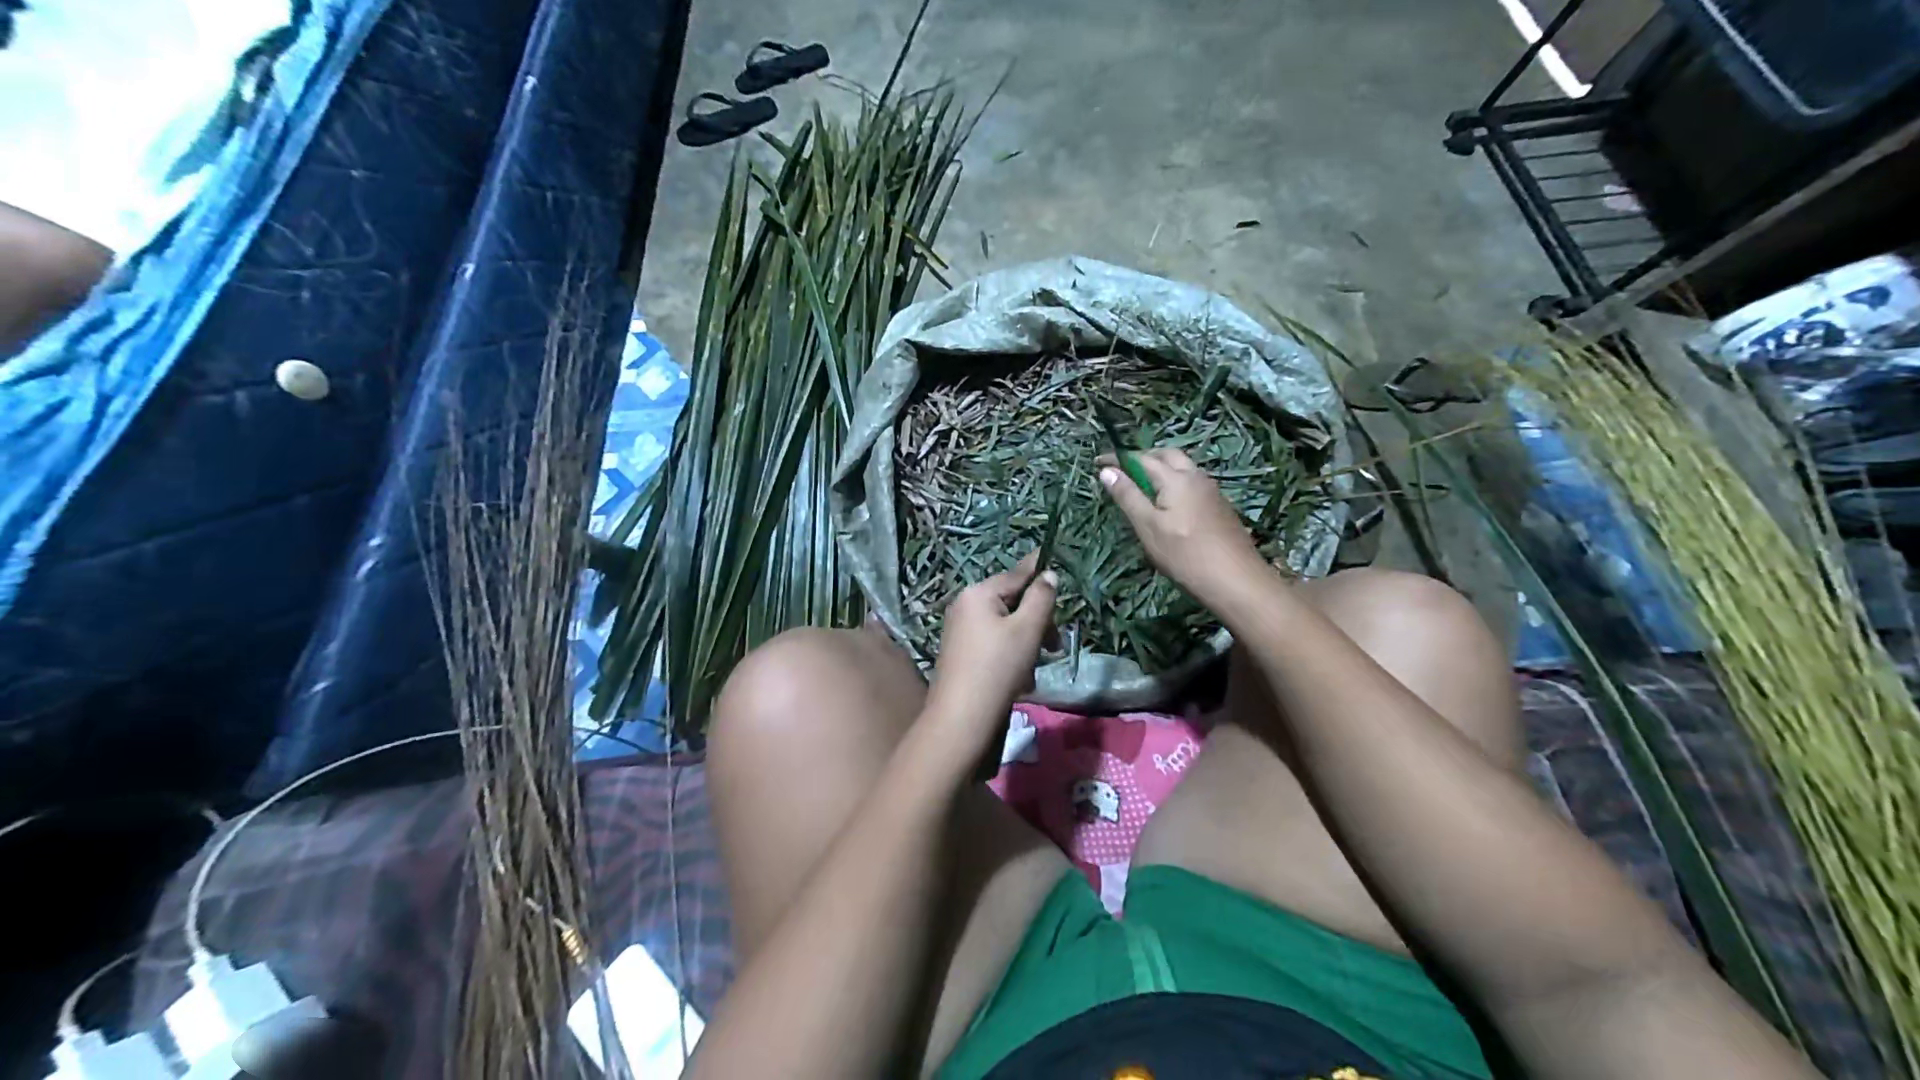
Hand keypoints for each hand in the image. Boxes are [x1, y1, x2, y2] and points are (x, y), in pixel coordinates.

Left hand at [925, 550, 1057, 743]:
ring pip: (1006, 627)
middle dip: (1036, 623)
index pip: (1016, 575)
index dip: (1038, 570)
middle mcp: (965, 606)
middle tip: (1054, 646)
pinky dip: (1010, 656)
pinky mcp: (960, 653)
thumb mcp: (1027, 629)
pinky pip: (994, 644)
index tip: (1051, 556)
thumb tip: (1048, 574)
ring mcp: (960, 630)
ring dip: (1026, 644)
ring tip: (1031, 671)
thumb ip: (1041, 598)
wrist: (963, 716)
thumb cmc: (999, 666)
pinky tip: (1018, 681)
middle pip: (1012, 603)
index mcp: (978, 593)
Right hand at [1098, 448, 1268, 605]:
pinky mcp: (1220, 507)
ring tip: (1143, 485)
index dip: (1118, 458)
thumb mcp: (1148, 527)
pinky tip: (1169, 502)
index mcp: (1176, 479)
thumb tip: (1107, 471)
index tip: (1097, 463)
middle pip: (1168, 455)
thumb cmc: (1185, 555)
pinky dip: (1175, 482)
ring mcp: (1212, 491)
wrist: (1236, 580)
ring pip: (1183, 468)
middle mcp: (1196, 477)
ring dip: (1162, 467)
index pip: (1142, 458)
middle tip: (1123, 469)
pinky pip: (1192, 482)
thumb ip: (1128, 496)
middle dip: (1144, 456)